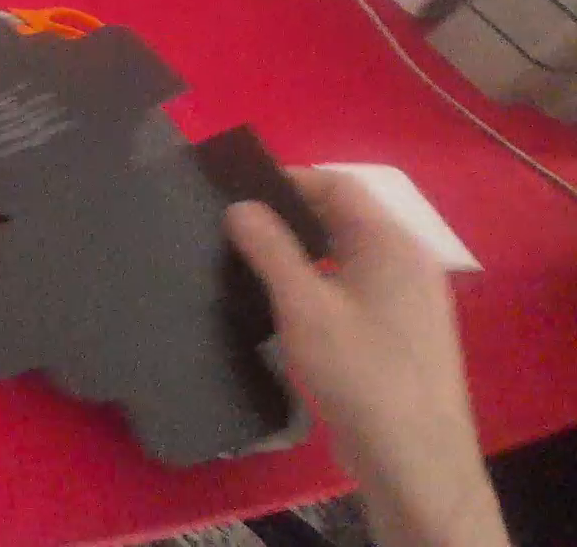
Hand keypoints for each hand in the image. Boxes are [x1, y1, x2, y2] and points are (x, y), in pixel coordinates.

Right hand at [227, 170, 507, 546]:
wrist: (412, 456)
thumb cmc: (359, 370)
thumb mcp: (302, 304)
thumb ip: (269, 248)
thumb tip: (238, 205)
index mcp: (391, 247)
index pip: (337, 185)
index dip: (284, 179)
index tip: (230, 191)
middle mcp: (404, 262)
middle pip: (338, 213)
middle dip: (282, 209)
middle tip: (224, 219)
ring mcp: (401, 295)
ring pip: (338, 246)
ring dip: (292, 241)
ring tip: (238, 250)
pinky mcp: (391, 322)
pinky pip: (343, 274)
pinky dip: (307, 268)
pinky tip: (272, 289)